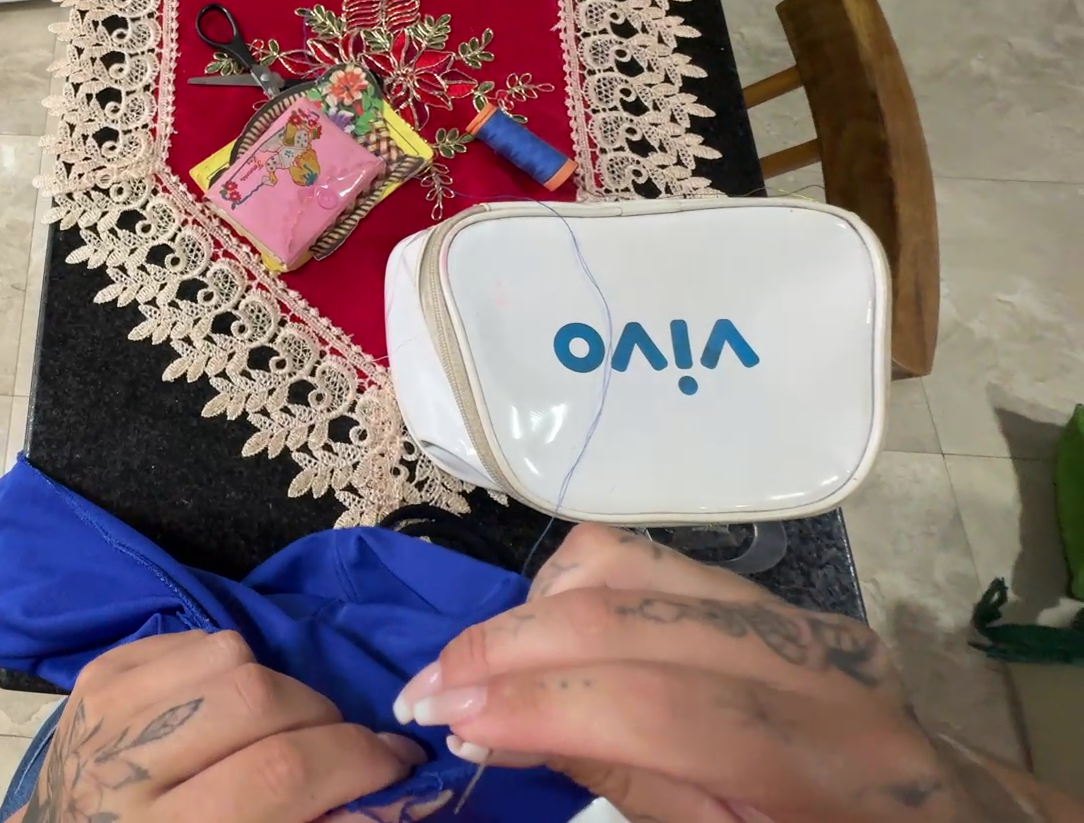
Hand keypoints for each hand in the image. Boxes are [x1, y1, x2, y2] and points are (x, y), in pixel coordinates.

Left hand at [20, 630, 447, 822]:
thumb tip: (387, 786)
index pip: (279, 771)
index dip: (354, 759)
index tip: (398, 760)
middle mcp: (126, 762)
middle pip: (253, 697)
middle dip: (321, 714)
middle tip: (341, 740)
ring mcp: (106, 706)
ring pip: (225, 654)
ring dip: (276, 684)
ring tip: (282, 722)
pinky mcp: (99, 671)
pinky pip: (191, 639)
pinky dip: (228, 665)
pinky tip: (229, 703)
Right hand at [392, 523, 1082, 821]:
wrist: (920, 811)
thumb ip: (607, 774)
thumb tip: (477, 725)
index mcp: (837, 762)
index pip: (657, 707)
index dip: (536, 705)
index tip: (442, 716)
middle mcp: (811, 658)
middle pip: (618, 620)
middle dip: (500, 650)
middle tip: (426, 685)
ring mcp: (773, 602)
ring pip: (611, 566)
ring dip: (524, 612)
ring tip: (491, 664)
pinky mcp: (735, 577)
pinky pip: (623, 550)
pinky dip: (561, 581)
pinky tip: (549, 628)